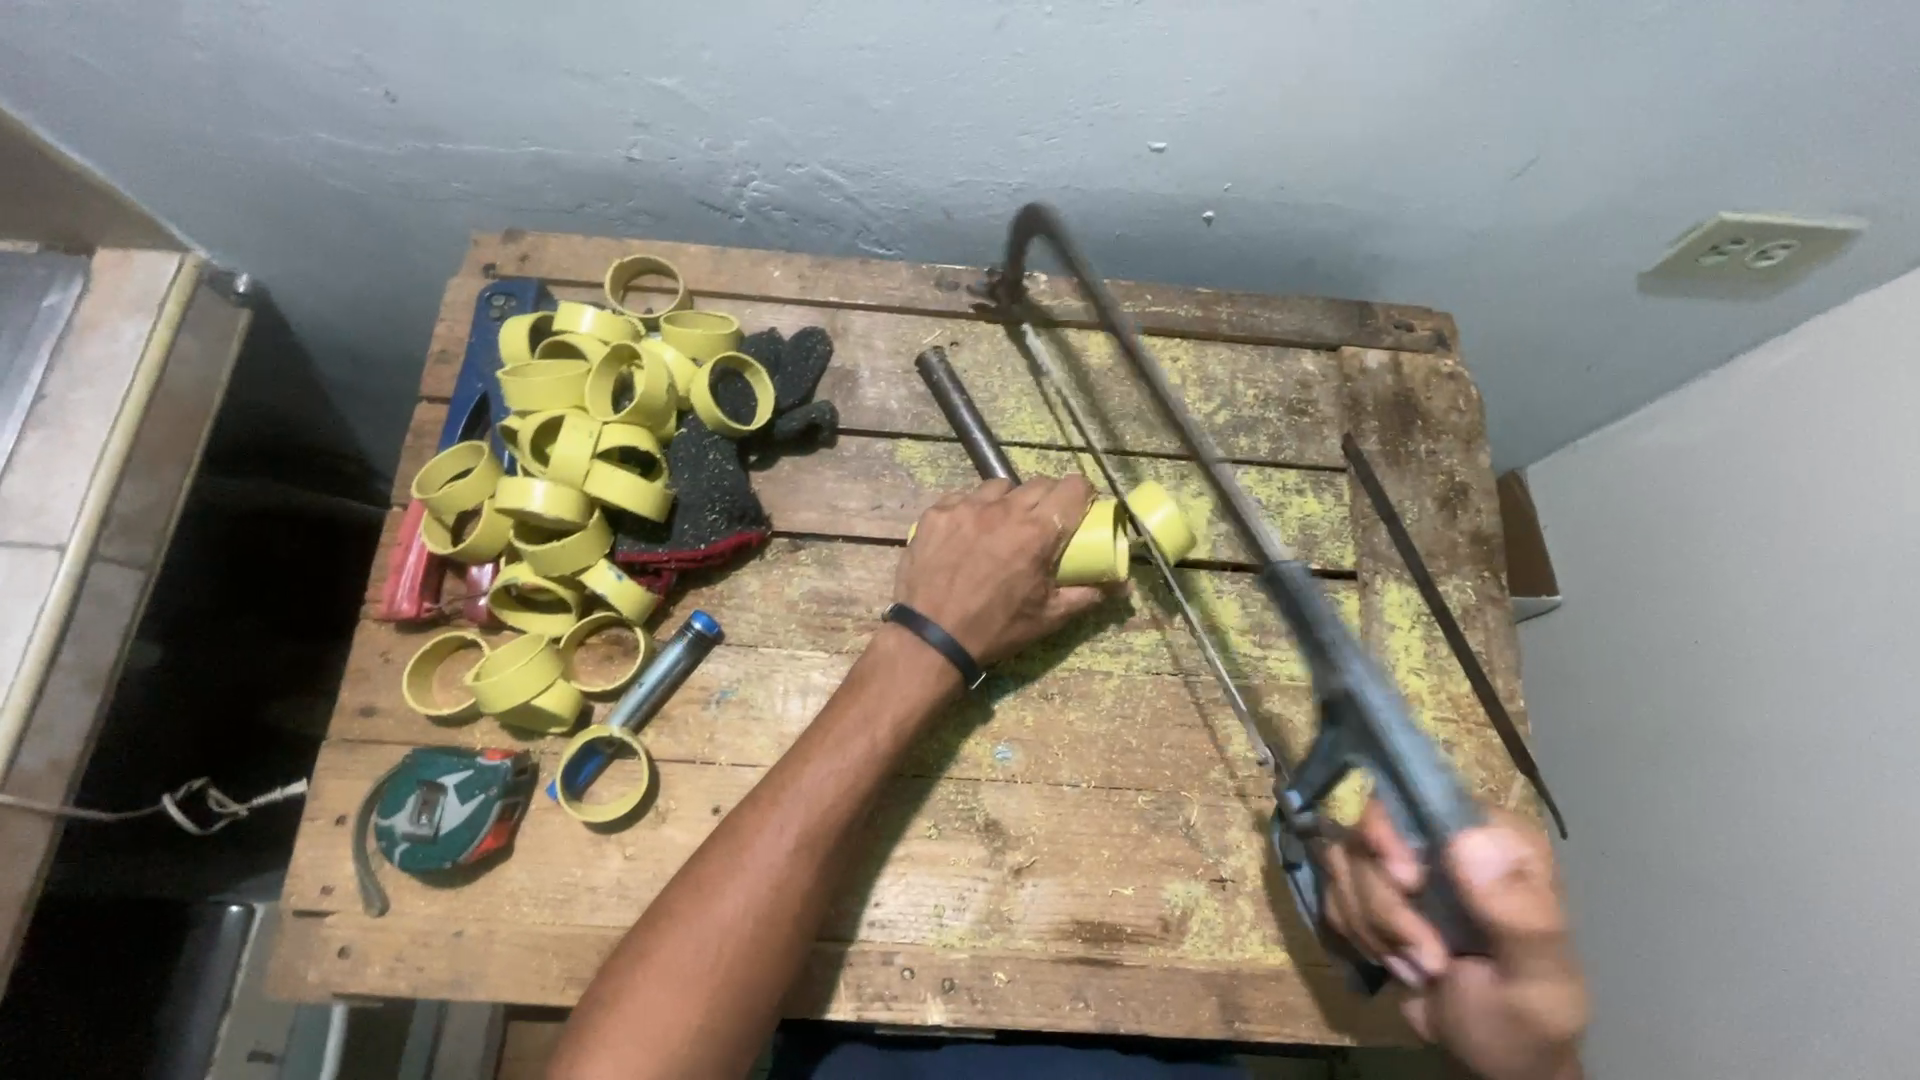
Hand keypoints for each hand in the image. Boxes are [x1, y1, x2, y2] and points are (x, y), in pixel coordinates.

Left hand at [895, 477, 1111, 664]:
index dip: (1081, 495)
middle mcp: (1003, 510)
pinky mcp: (936, 513)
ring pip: (999, 487)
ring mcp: (965, 508)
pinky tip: (967, 533)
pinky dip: (972, 510)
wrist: (930, 638)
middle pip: (1038, 484)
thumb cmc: (995, 629)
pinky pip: (963, 498)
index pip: (1072, 488)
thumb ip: (1087, 594)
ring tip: (1001, 527)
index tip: (1079, 509)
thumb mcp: (1048, 617)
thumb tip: (1122, 585)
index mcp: (1037, 533)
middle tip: (1041, 524)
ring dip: (1008, 501)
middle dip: (1047, 499)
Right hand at [1323, 802, 1588, 1079]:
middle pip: (1366, 829)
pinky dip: (1356, 930)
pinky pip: (1331, 887)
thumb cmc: (1528, 1020)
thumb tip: (1471, 839)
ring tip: (1418, 966)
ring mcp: (1403, 855)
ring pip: (1342, 859)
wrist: (1491, 1057)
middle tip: (1424, 956)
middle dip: (1382, 901)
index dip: (1391, 830)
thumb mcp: (1539, 981)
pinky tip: (1393, 959)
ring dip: (1370, 923)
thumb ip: (1518, 915)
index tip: (1403, 882)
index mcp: (1495, 836)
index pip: (1417, 793)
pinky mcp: (1369, 881)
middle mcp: (1443, 832)